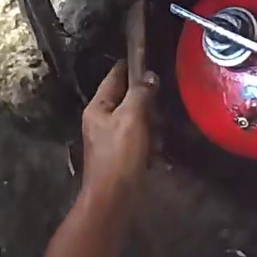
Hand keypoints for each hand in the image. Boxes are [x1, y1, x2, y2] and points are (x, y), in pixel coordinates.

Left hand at [80, 61, 156, 202]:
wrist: (114, 197)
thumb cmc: (120, 155)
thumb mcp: (131, 118)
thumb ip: (140, 94)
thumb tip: (150, 77)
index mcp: (98, 107)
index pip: (114, 76)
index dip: (131, 67)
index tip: (150, 60)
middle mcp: (102, 119)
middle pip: (129, 98)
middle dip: (147, 104)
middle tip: (158, 112)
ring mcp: (112, 137)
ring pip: (138, 119)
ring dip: (152, 126)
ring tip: (156, 138)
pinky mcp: (123, 154)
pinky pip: (141, 139)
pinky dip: (150, 143)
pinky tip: (155, 153)